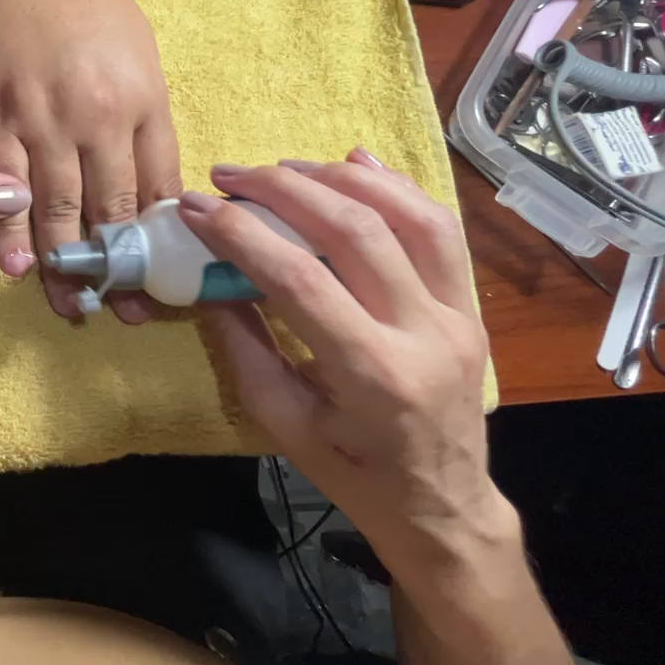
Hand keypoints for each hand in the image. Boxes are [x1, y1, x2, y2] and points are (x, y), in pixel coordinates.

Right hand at [0, 0, 181, 322]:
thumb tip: (145, 165)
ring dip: (66, 262)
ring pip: (58, 207)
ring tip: (73, 305)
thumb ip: (142, 106)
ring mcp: (39, 121)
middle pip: (112, 206)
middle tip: (128, 312)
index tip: (168, 275)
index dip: (163, 236)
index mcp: (141, 94)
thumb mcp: (133, 39)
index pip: (159, 183)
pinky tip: (16, 267)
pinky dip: (10, 231)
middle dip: (121, 266)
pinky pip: (5, 188)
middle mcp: (95, 115)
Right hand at [176, 149, 513, 581]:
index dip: (239, 233)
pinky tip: (353, 162)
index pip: (298, 278)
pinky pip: (441, 229)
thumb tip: (207, 275)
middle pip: (355, 232)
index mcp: (370, 372)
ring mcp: (458, 315)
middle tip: (229, 175)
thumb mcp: (275, 413)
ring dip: (339, 179)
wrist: (439, 502)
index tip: (195, 207)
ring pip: (409, 217)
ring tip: (283, 166)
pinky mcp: (469, 306)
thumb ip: (241, 339)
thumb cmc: (346, 467)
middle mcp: (424, 334)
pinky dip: (395, 187)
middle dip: (283, 190)